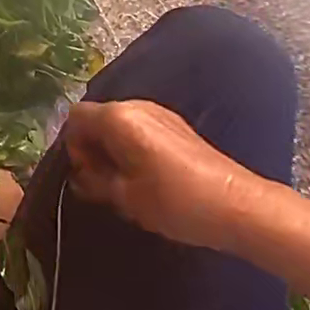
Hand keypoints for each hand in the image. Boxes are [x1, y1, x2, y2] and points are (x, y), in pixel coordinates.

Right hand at [62, 99, 270, 250]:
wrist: (236, 204)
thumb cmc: (175, 201)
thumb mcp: (126, 198)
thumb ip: (94, 181)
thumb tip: (79, 175)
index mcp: (118, 117)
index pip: (76, 117)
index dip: (72, 145)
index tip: (85, 174)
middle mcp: (136, 105)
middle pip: (97, 117)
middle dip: (92, 146)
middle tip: (101, 182)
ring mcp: (159, 112)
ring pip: (119, 123)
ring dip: (112, 147)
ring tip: (124, 182)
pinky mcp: (176, 124)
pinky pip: (139, 127)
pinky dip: (132, 145)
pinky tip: (146, 175)